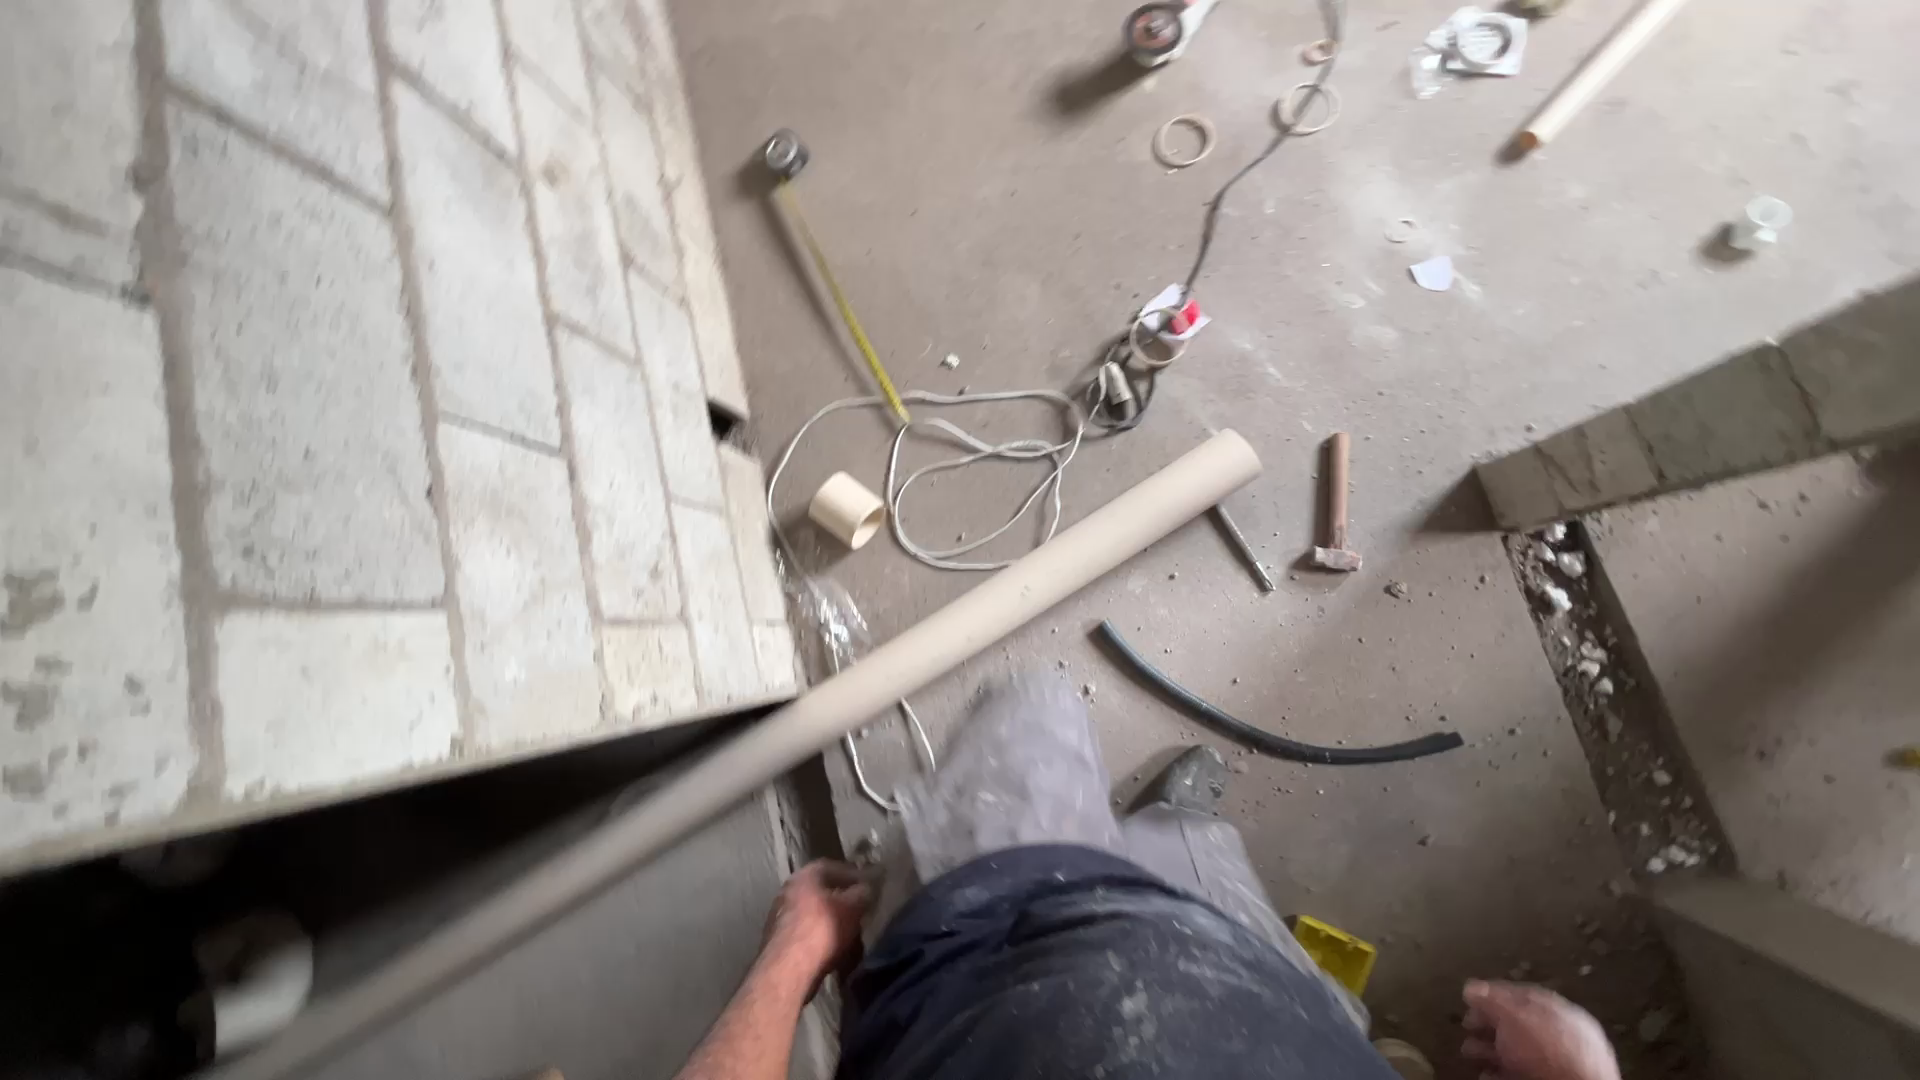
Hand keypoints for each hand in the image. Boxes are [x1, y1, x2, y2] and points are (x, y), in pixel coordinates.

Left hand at [762, 859, 872, 993]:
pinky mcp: (778, 941)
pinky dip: (820, 938)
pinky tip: (834, 950)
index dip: (854, 876)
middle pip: (822, 891)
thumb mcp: (852, 908)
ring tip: (851, 934)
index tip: (869, 887)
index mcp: (805, 875)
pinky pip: (806, 934)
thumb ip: (862, 893)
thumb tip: (867, 887)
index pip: (835, 867)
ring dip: (832, 921)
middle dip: (843, 901)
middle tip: (860, 911)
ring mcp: (780, 916)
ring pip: (814, 914)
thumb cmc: (822, 930)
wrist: (787, 971)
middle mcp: (789, 890)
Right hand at [1461, 980, 1620, 1079]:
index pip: (1521, 994)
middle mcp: (1563, 1036)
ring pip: (1516, 1050)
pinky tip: (1485, 1074)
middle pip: (1516, 1024)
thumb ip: (1491, 999)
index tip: (1468, 997)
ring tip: (1468, 1052)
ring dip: (1488, 1049)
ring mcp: (1560, 1064)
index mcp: (1562, 1012)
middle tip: (1466, 1025)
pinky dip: (1500, 1072)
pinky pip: (1520, 1073)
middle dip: (1487, 1024)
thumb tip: (1471, 988)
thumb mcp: (1512, 1016)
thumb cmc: (1546, 1050)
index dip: (1492, 993)